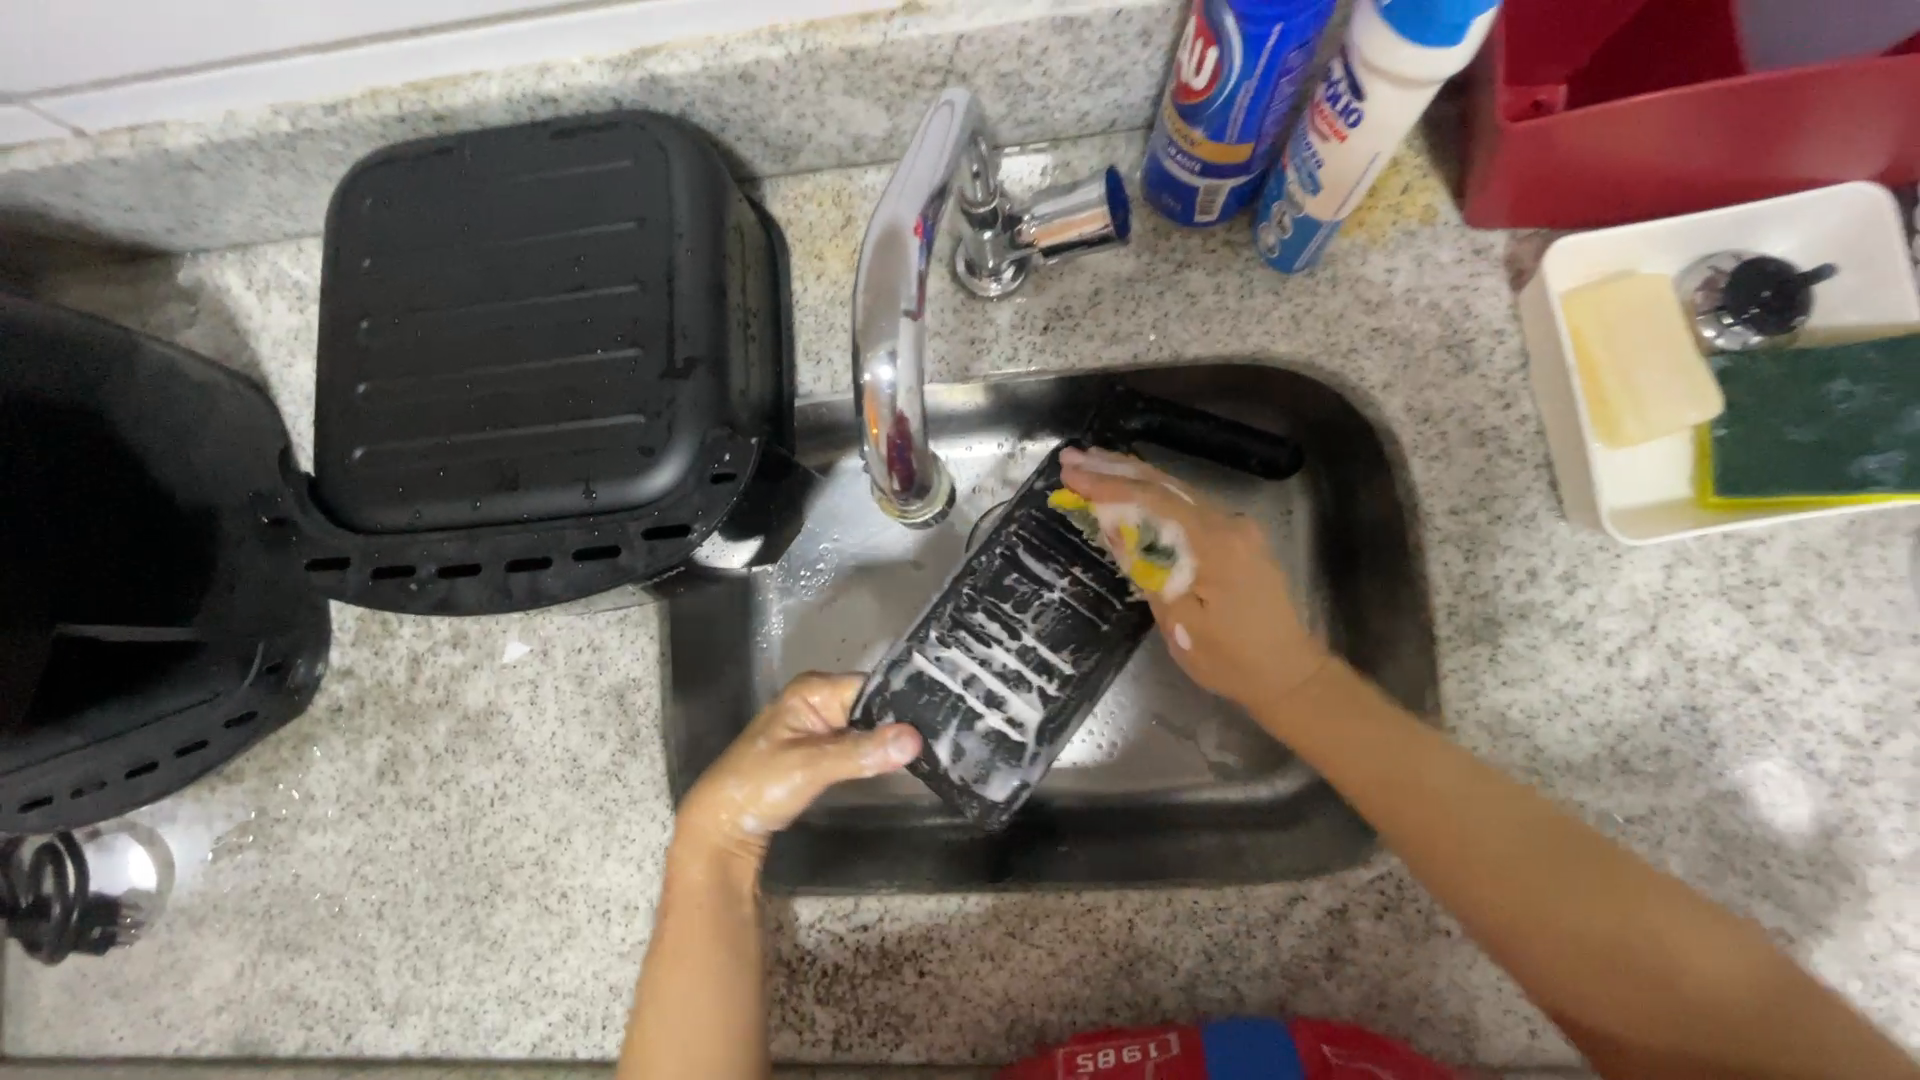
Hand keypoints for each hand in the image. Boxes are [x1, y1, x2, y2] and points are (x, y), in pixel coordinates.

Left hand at [676, 673, 921, 862]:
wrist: (721, 826)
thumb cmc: (757, 786)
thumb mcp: (810, 767)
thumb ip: (862, 752)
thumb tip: (915, 738)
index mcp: (813, 690)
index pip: (871, 686)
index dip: (902, 703)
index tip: (938, 721)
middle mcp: (820, 699)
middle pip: (873, 705)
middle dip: (900, 724)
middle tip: (941, 739)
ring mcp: (821, 725)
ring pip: (869, 726)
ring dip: (890, 741)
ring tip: (932, 750)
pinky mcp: (824, 749)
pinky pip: (859, 743)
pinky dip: (876, 753)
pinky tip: (901, 762)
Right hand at [1059, 446, 1329, 709]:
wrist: (1289, 674)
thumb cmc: (1230, 659)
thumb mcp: (1178, 622)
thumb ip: (1147, 569)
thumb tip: (1114, 528)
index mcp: (1214, 543)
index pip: (1151, 500)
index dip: (1106, 484)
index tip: (1070, 472)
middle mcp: (1229, 523)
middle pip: (1164, 486)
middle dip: (1114, 469)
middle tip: (1072, 457)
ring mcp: (1237, 528)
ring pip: (1176, 492)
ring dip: (1132, 478)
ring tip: (1092, 465)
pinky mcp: (1237, 538)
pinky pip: (1188, 507)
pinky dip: (1154, 496)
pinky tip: (1132, 489)